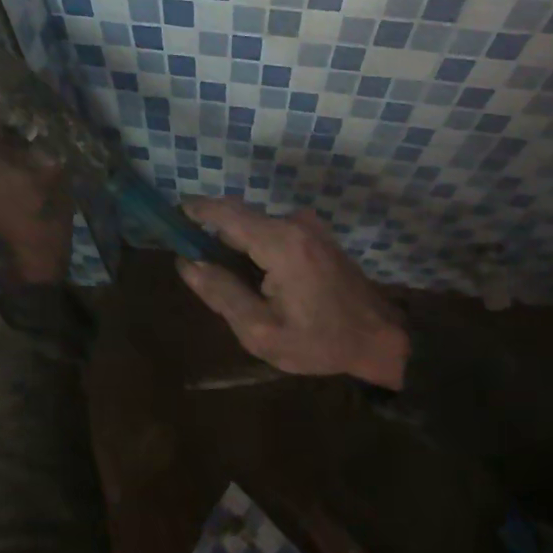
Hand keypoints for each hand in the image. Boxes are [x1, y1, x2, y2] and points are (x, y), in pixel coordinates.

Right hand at [176, 198, 409, 388]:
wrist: (381, 339)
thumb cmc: (320, 342)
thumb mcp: (261, 331)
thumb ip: (221, 293)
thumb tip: (187, 263)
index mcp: (280, 243)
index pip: (225, 213)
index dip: (195, 211)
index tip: (171, 216)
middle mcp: (294, 223)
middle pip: (239, 217)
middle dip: (212, 233)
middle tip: (195, 265)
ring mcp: (308, 226)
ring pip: (255, 225)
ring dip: (236, 244)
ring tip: (228, 282)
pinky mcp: (316, 234)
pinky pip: (273, 232)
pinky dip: (255, 247)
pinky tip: (255, 280)